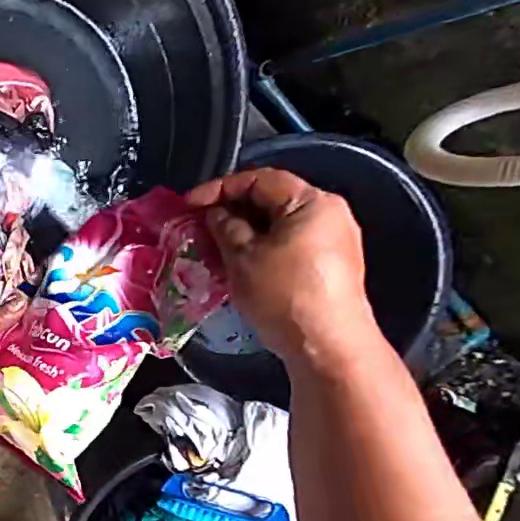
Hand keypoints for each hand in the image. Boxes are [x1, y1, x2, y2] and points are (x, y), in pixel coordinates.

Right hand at [186, 169, 378, 367]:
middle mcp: (328, 213)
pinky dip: (257, 244)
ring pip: (276, 222)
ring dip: (240, 229)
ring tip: (210, 244)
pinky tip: (234, 260)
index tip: (188, 203)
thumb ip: (225, 227)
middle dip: (229, 209)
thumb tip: (215, 214)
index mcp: (312, 203)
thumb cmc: (282, 292)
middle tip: (196, 223)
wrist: (324, 340)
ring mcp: (331, 238)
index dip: (219, 188)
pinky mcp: (326, 262)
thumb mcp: (242, 256)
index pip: (260, 179)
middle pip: (271, 198)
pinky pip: (286, 241)